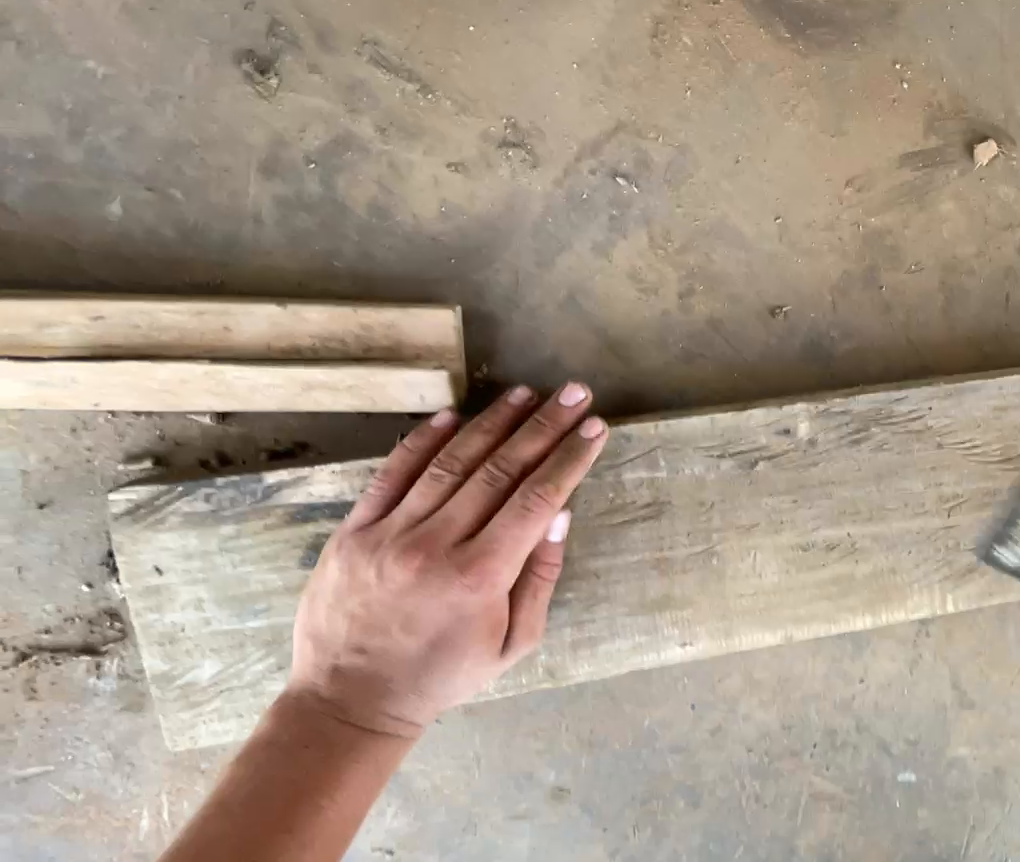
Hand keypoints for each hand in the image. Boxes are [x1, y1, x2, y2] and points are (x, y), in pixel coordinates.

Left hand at [285, 383, 609, 738]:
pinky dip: (424, 441)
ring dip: (493, 422)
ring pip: (450, 463)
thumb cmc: (445, 674)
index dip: (570, 458)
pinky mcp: (352, 532)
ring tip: (527, 393)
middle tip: (576, 394)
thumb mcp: (515, 642)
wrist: (346, 704)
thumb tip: (560, 514)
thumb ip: (541, 577)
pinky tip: (455, 415)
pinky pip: (392, 475)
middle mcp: (435, 546)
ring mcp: (389, 535)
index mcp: (480, 576)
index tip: (596, 428)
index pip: (536, 499)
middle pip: (500, 470)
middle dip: (544, 426)